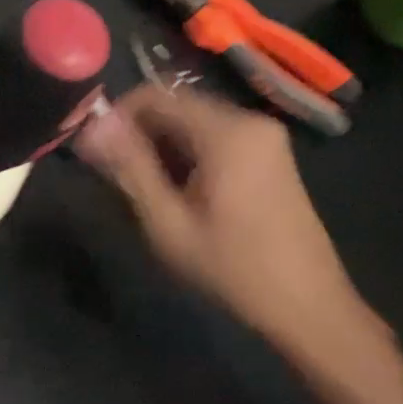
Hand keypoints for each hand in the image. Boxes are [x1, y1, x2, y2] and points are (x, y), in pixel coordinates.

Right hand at [76, 84, 372, 351]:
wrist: (309, 307)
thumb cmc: (233, 268)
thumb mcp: (168, 223)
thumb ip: (129, 167)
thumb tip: (93, 125)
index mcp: (226, 131)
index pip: (154, 95)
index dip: (117, 117)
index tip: (95, 153)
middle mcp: (248, 120)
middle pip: (175, 106)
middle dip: (139, 135)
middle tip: (118, 179)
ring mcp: (265, 136)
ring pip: (192, 123)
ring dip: (162, 148)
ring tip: (149, 193)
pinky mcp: (270, 154)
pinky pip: (214, 137)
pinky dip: (188, 155)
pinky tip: (181, 194)